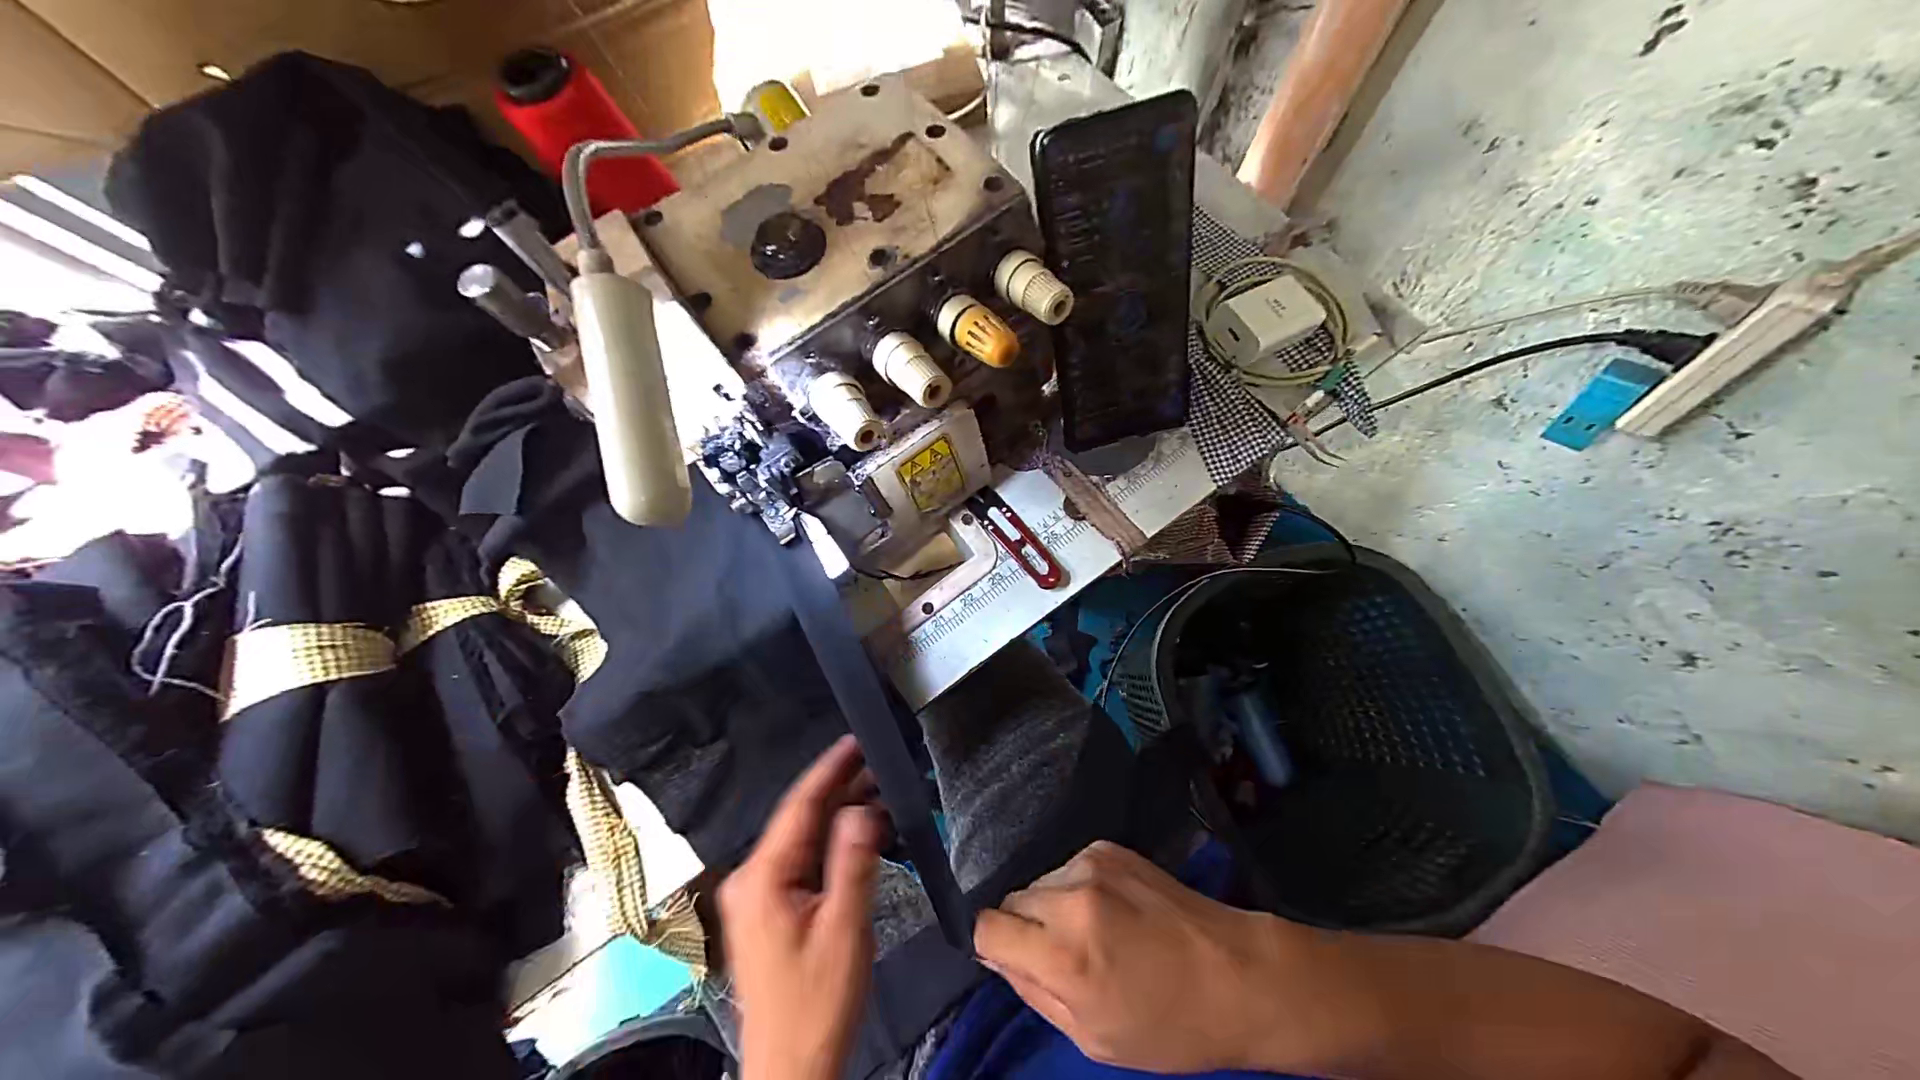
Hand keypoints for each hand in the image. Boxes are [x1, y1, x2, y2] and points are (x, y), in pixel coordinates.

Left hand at [719, 736, 884, 1079]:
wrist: (792, 1068)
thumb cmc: (816, 1005)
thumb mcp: (844, 930)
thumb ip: (853, 862)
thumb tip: (862, 808)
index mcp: (762, 878)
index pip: (799, 806)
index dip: (830, 769)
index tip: (856, 742)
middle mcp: (752, 879)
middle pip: (800, 819)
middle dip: (841, 791)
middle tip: (879, 765)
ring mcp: (758, 895)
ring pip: (803, 839)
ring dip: (840, 817)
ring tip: (878, 793)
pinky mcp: (770, 909)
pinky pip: (803, 861)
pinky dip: (832, 844)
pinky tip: (860, 835)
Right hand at [973, 841, 1365, 1074]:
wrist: (1238, 975)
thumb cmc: (1168, 1026)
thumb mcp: (1092, 1037)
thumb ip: (1032, 991)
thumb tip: (998, 955)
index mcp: (1064, 953)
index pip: (987, 925)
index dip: (995, 946)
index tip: (1017, 961)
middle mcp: (1070, 896)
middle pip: (1011, 901)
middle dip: (1024, 928)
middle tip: (1063, 956)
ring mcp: (1090, 864)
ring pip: (1038, 882)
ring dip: (1050, 906)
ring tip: (1095, 933)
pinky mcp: (1108, 847)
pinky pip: (1066, 868)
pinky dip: (1075, 888)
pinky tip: (1112, 911)